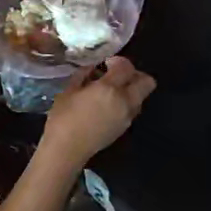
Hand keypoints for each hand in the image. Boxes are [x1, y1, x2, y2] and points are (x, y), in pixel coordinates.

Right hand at [41, 57, 155, 161]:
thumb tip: (92, 68)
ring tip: (109, 92)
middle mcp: (125, 101)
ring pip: (141, 96)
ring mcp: (128, 116)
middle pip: (147, 81)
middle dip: (134, 74)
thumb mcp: (68, 91)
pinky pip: (132, 108)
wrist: (67, 149)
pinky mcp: (125, 127)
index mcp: (109, 89)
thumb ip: (83, 76)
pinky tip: (106, 106)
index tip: (105, 63)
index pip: (126, 67)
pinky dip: (125, 102)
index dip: (118, 61)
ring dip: (130, 89)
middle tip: (115, 75)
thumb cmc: (63, 118)